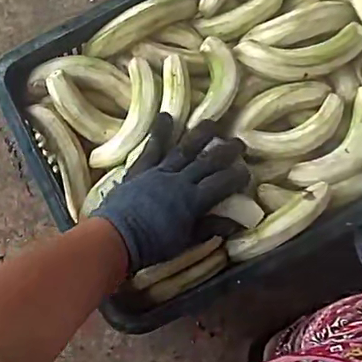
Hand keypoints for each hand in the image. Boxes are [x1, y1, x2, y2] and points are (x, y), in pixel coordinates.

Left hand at [92, 114, 246, 272]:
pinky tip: (166, 116)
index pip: (223, 183)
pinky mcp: (140, 169)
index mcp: (193, 200)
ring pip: (184, 147)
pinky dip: (159, 131)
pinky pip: (152, 147)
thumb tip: (235, 224)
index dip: (237, 176)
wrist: (115, 237)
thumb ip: (209, 228)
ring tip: (212, 123)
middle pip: (208, 160)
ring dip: (200, 134)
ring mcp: (159, 171)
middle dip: (227, 151)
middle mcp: (180, 180)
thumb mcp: (185, 242)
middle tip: (239, 143)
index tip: (246, 172)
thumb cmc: (151, 245)